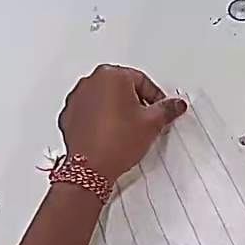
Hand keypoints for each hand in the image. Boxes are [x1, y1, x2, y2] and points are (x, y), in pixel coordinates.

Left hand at [59, 65, 187, 180]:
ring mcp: (77, 98)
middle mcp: (91, 82)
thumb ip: (167, 109)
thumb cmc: (116, 143)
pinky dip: (100, 118)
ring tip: (127, 129)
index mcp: (112, 76)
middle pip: (121, 86)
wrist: (91, 168)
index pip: (141, 80)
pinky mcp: (69, 115)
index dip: (155, 96)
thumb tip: (175, 105)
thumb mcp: (152, 123)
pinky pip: (90, 111)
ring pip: (104, 98)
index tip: (160, 108)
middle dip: (135, 101)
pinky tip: (111, 133)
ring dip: (117, 109)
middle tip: (145, 119)